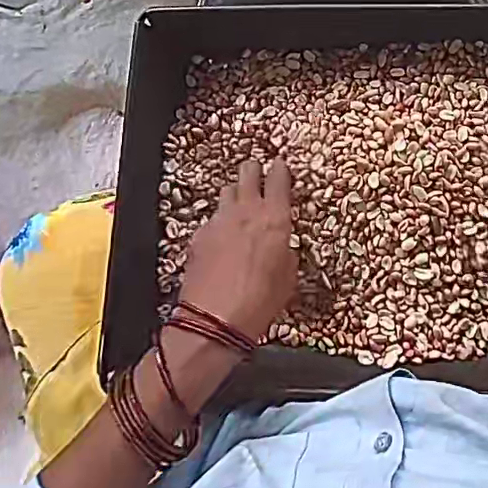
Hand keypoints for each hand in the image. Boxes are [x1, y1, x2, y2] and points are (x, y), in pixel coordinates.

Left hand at [177, 159, 298, 339]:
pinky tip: (222, 242)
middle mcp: (246, 210)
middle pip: (247, 171)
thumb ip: (285, 250)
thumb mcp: (288, 276)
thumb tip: (281, 244)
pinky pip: (212, 219)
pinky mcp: (199, 234)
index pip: (279, 176)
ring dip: (235, 195)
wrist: (215, 320)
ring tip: (240, 209)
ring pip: (227, 191)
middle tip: (258, 178)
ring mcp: (219, 220)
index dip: (280, 169)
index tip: (280, 167)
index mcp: (275, 217)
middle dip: (253, 170)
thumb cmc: (260, 302)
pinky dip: (219, 224)